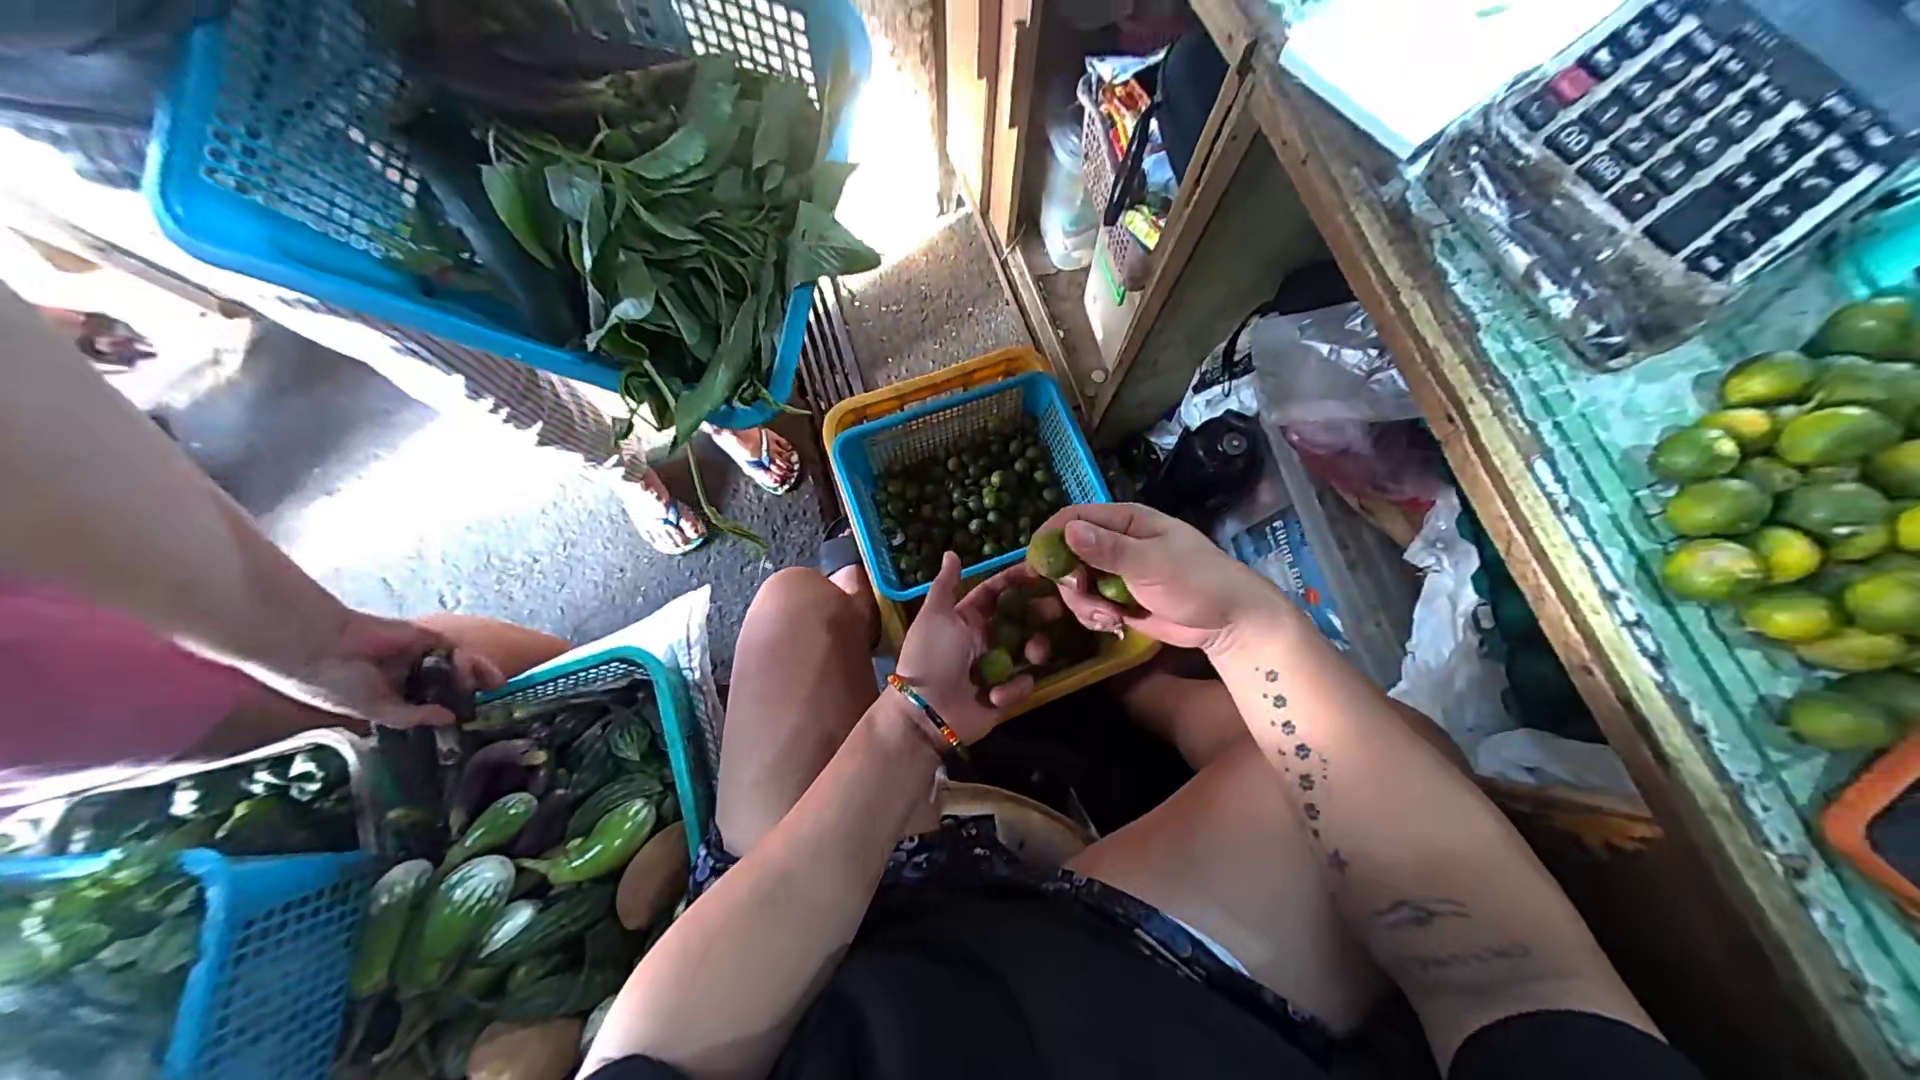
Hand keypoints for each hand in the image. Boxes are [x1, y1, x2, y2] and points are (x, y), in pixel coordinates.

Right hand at [290, 612, 504, 728]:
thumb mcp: (373, 709)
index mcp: (395, 697)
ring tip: (495, 684)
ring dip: (479, 676)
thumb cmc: (337, 684)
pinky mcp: (430, 639)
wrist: (322, 646)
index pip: (432, 705)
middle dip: (476, 692)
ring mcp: (423, 658)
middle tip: (499, 700)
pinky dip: (471, 661)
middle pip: (453, 686)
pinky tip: (479, 672)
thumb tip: (449, 720)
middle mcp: (413, 678)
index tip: (475, 722)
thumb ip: (411, 716)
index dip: (453, 711)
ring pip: (460, 668)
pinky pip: (457, 652)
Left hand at [894, 552, 1031, 743]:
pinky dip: (1012, 688)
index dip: (1016, 580)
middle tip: (1057, 609)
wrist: (925, 712)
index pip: (997, 592)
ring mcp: (997, 667)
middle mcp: (985, 639)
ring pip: (1029, 649)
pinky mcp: (1005, 694)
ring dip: (1035, 648)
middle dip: (1038, 613)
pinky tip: (994, 695)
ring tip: (1034, 653)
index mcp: (967, 618)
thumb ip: (945, 584)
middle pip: (1020, 618)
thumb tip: (952, 553)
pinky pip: (1023, 683)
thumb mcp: (934, 615)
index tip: (1040, 571)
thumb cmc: (929, 657)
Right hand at [1036, 503, 1281, 651]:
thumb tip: (1068, 531)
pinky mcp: (1117, 599)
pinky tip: (1115, 624)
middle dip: (1071, 581)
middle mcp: (1114, 542)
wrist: (1228, 621)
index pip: (1073, 518)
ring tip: (1110, 617)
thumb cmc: (1196, 581)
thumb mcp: (1152, 563)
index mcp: (1124, 521)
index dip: (1051, 538)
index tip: (1037, 566)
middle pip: (1067, 554)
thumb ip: (1109, 549)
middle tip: (1085, 596)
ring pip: (1075, 584)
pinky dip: (1094, 616)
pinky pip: (1088, 604)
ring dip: (1083, 604)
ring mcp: (1115, 572)